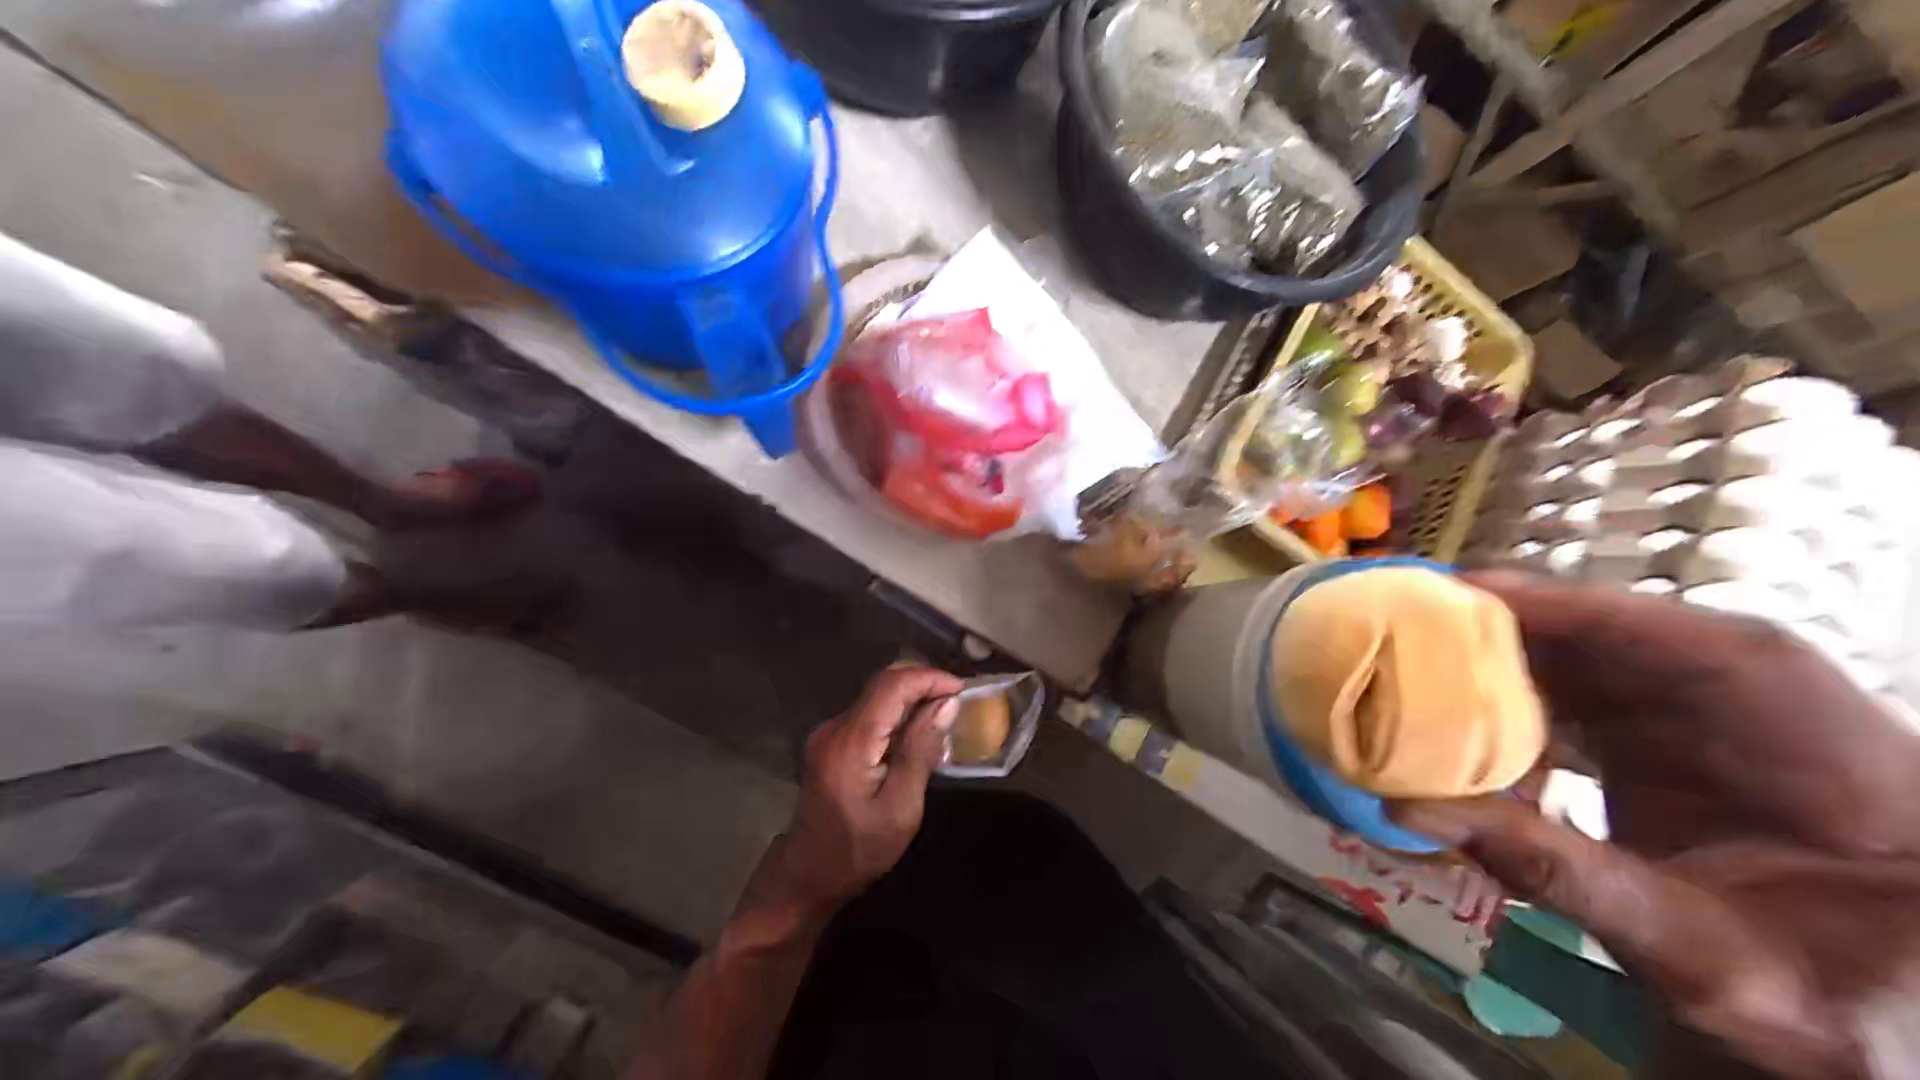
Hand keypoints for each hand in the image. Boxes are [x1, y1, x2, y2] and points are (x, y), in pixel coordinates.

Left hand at [743, 667, 962, 926]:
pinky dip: (896, 714)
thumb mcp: (901, 808)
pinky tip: (916, 734)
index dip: (929, 678)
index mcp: (850, 742)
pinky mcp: (830, 742)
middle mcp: (834, 727)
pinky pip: (869, 714)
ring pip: (876, 696)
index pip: (891, 686)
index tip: (962, 690)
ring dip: (911, 699)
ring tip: (944, 716)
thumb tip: (946, 704)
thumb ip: (921, 751)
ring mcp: (828, 733)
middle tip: (958, 702)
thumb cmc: (859, 849)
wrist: (808, 874)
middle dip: (923, 685)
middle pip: (882, 685)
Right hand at [1397, 574, 1919, 1079]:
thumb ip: (1560, 877)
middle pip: (1624, 638)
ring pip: (1590, 660)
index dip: (1580, 610)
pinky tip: (1457, 717)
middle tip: (1410, 622)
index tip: (1469, 594)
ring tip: (1413, 659)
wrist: (1872, 1028)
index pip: (1698, 643)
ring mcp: (1709, 724)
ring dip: (1502, 661)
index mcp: (1826, 749)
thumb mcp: (1700, 959)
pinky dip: (1511, 702)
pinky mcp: (1662, 742)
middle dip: (1514, 627)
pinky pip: (1576, 697)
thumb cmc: (1825, 1003)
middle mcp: (1762, 712)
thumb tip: (1406, 806)